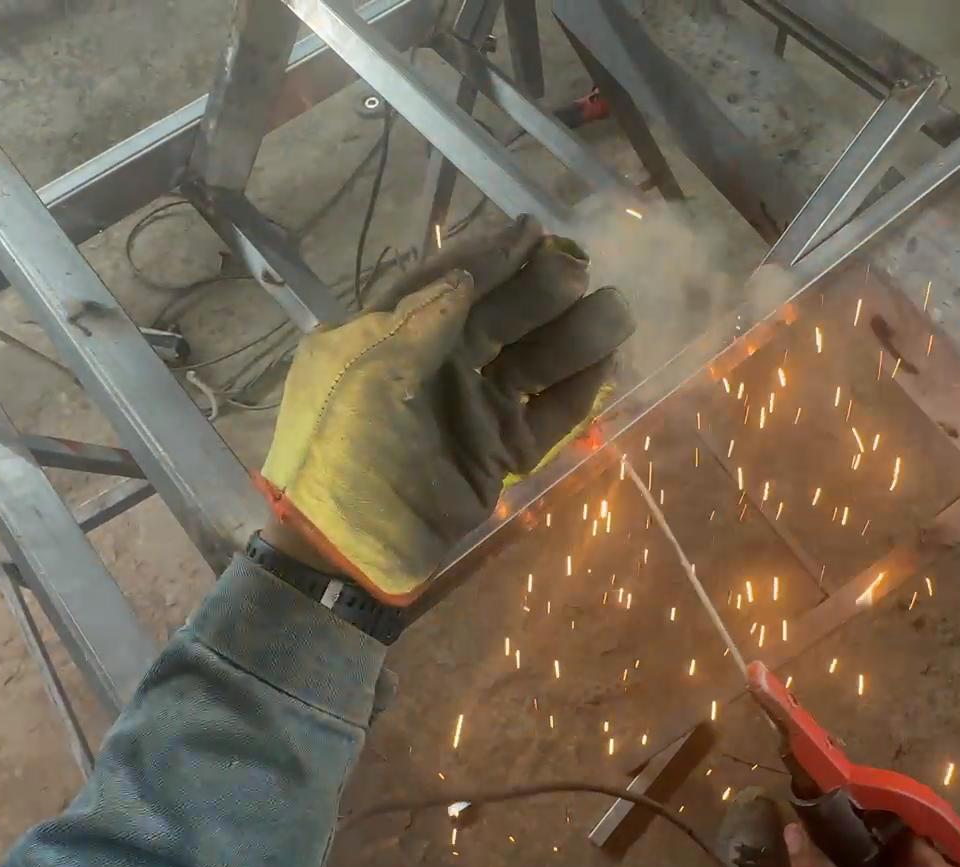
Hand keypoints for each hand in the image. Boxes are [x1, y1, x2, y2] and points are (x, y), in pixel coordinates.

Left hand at [258, 216, 632, 602]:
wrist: (352, 543)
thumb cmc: (344, 448)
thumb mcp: (365, 370)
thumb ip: (419, 319)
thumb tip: (468, 277)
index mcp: (393, 336)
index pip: (445, 282)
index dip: (487, 255)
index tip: (532, 230)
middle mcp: (437, 365)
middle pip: (499, 316)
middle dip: (539, 291)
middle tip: (579, 272)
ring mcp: (473, 409)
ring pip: (532, 362)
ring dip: (573, 335)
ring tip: (616, 309)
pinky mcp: (501, 450)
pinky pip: (547, 415)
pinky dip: (578, 390)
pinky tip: (609, 362)